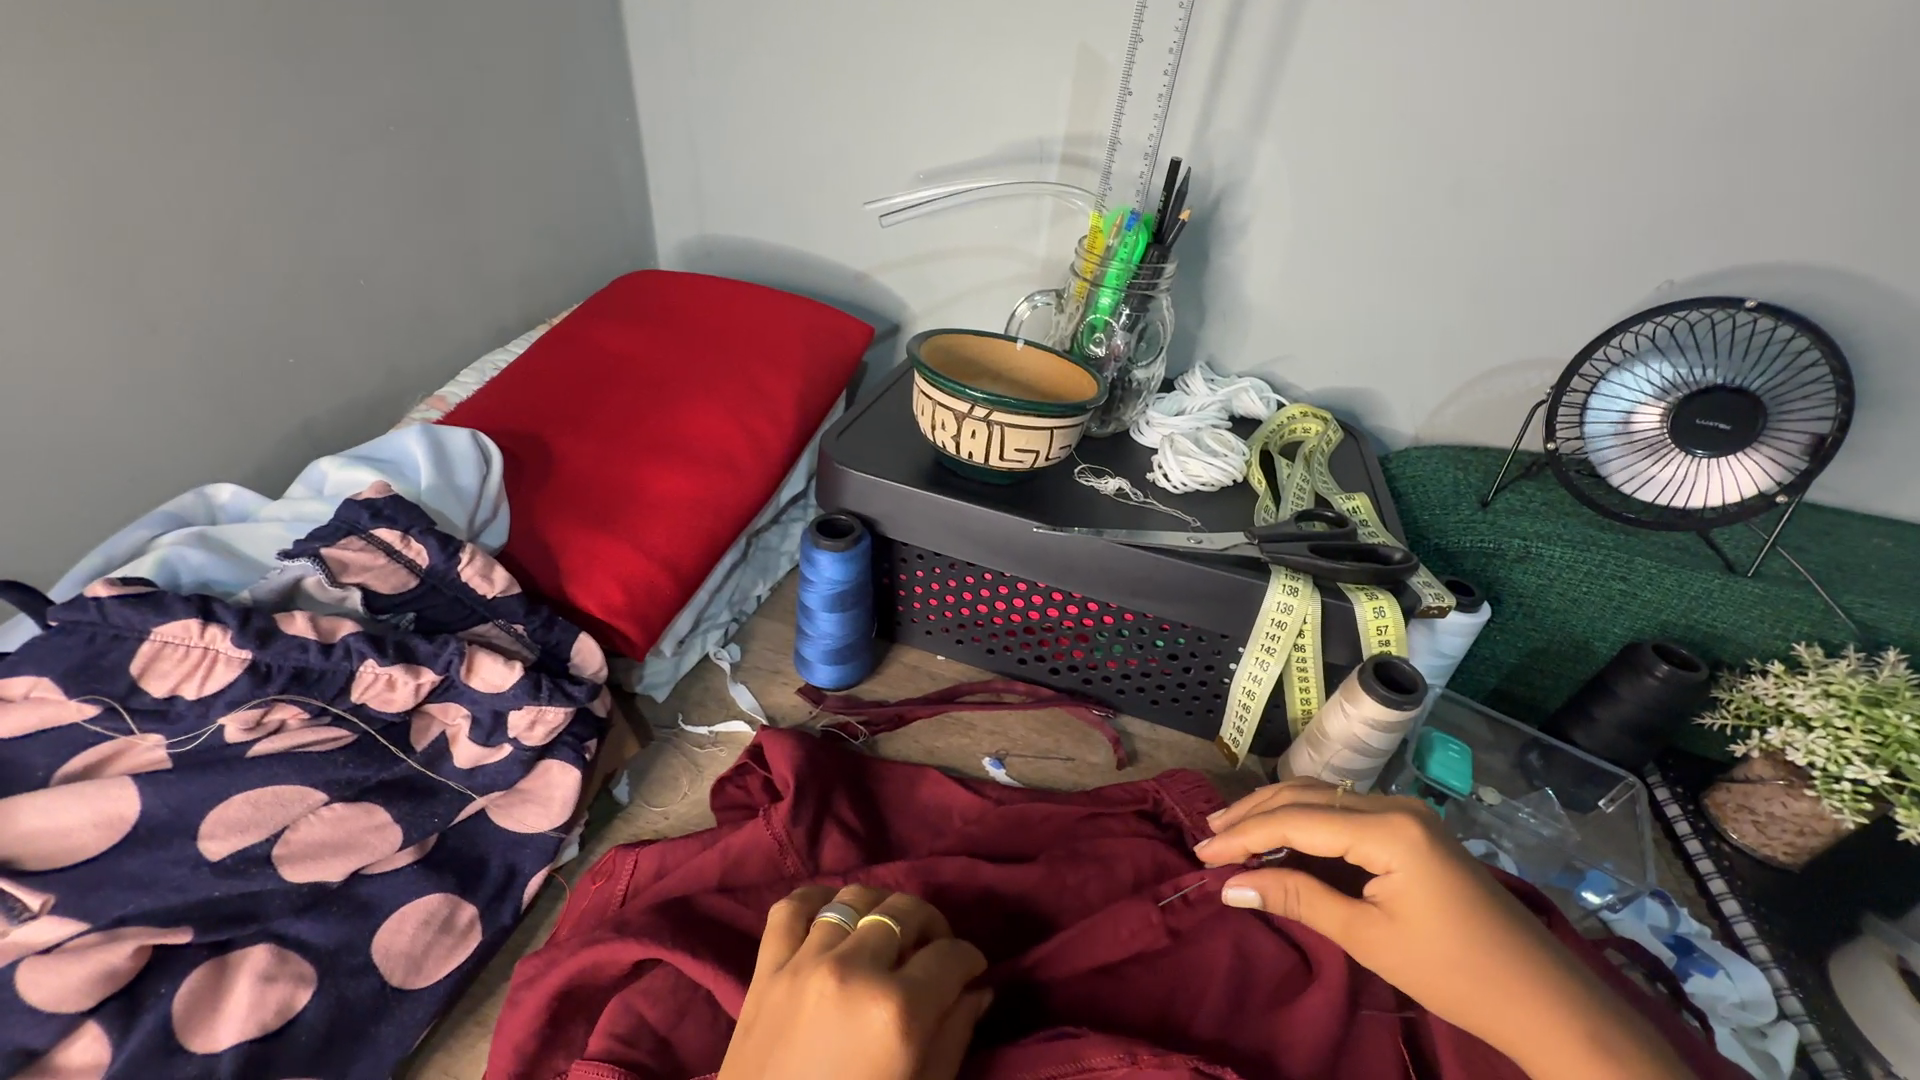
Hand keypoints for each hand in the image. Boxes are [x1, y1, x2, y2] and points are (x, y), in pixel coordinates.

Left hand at [718, 884, 991, 1079]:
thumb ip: (954, 1037)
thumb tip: (978, 991)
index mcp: (898, 1011)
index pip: (950, 956)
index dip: (969, 959)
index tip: (971, 970)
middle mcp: (854, 971)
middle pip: (905, 911)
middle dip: (931, 925)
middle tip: (934, 950)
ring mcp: (804, 965)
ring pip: (854, 898)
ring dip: (880, 908)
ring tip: (887, 932)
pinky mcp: (765, 971)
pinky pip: (790, 908)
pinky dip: (815, 900)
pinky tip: (832, 913)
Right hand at [1196, 779, 1693, 1079]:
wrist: (1545, 1000)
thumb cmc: (1454, 974)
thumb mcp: (1367, 937)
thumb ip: (1296, 898)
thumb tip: (1229, 885)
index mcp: (1388, 828)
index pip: (1295, 819)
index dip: (1243, 834)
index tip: (1200, 852)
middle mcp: (1394, 805)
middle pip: (1304, 796)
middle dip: (1252, 815)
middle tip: (1206, 836)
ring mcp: (1405, 813)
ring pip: (1322, 798)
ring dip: (1274, 813)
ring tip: (1229, 831)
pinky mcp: (1410, 829)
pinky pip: (1344, 813)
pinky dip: (1304, 823)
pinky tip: (1279, 838)